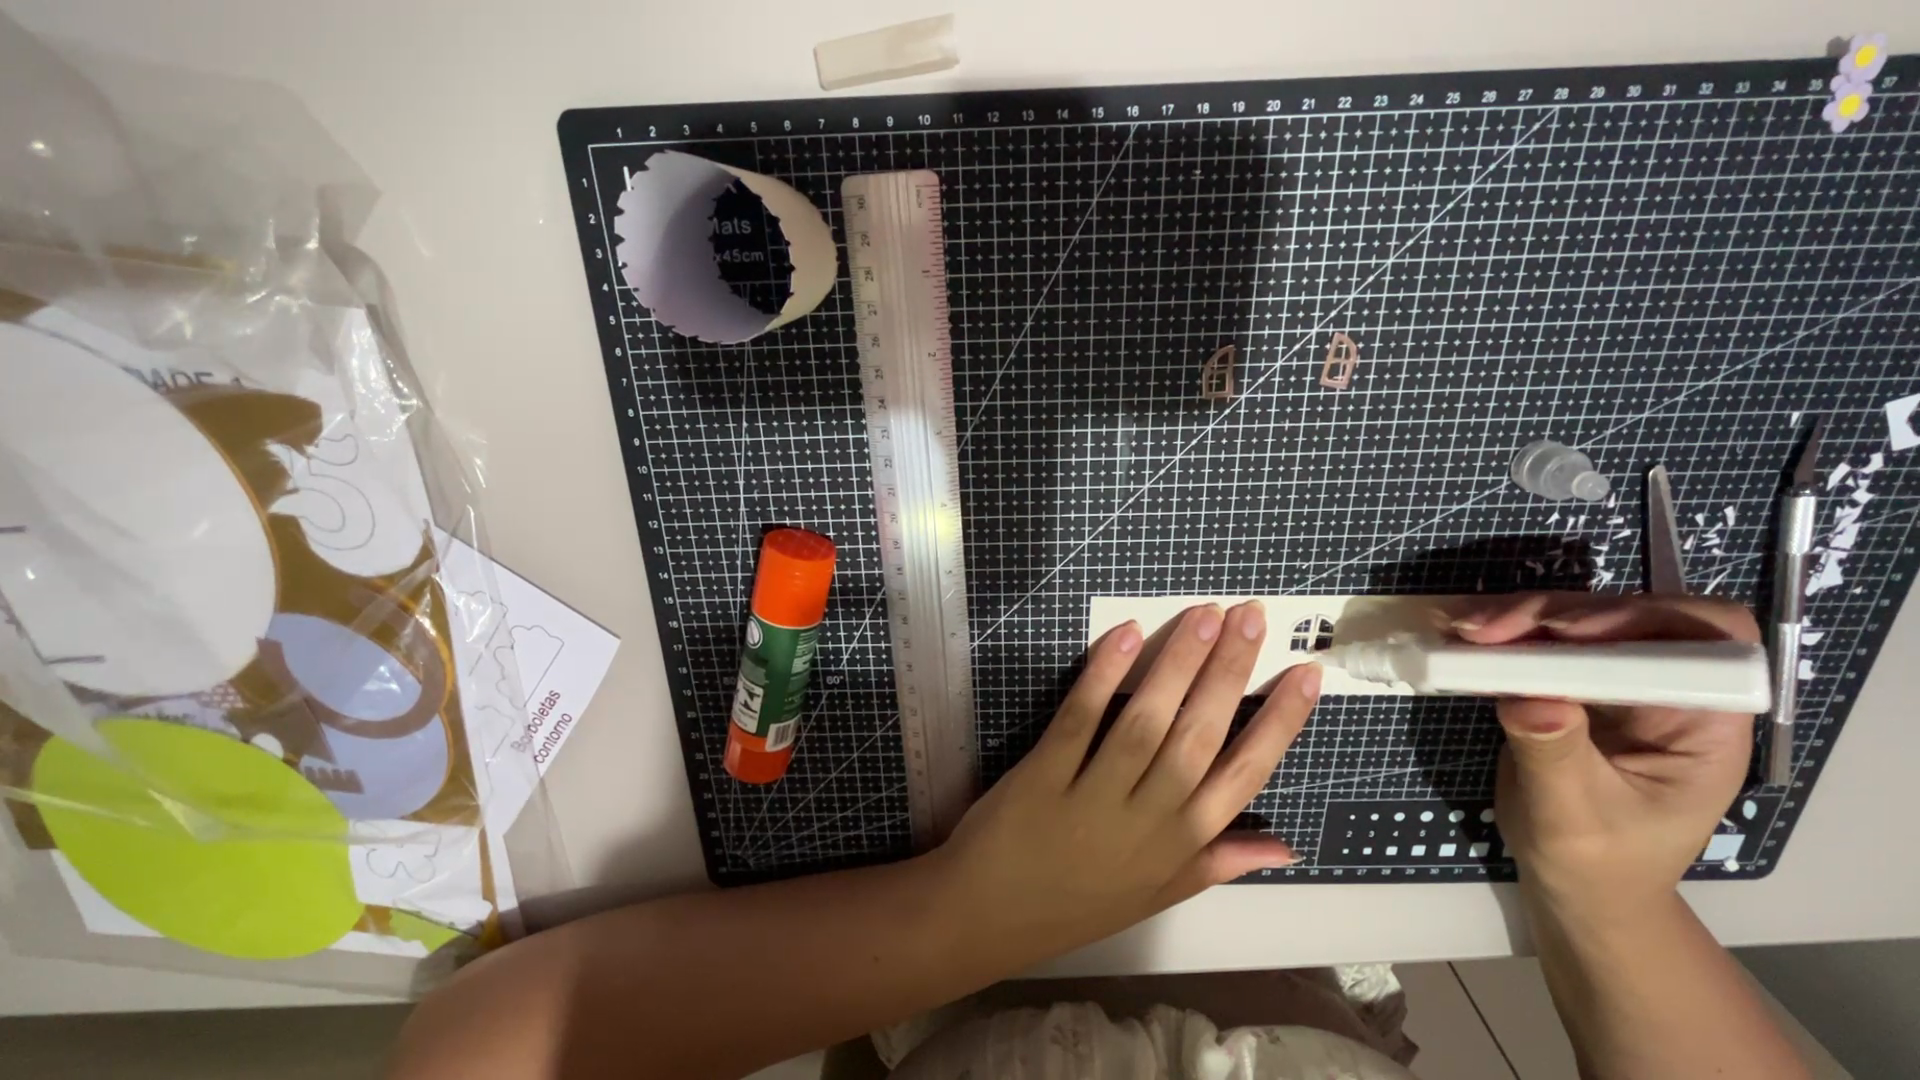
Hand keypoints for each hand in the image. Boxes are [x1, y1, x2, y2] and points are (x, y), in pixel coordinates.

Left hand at [934, 601, 1321, 960]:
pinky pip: (1079, 720)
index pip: (1245, 774)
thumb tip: (1286, 846)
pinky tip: (1125, 635)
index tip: (1304, 673)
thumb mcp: (1157, 892)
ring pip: (1146, 722)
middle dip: (1231, 673)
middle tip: (1251, 615)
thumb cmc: (1078, 902)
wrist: (988, 917)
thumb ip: (1217, 861)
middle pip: (1200, 735)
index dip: (1279, 723)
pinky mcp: (1042, 775)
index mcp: (1181, 843)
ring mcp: (1094, 797)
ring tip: (1203, 615)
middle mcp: (1148, 819)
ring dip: (1177, 665)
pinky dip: (1103, 677)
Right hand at [1455, 593, 1760, 916]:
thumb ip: (1555, 757)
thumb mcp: (1574, 819)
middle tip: (1485, 629)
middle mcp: (1667, 690)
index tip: (1565, 632)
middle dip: (1557, 614)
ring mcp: (1615, 684)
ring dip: (1519, 619)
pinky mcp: (1569, 685)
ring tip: (1462, 631)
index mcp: (1703, 722)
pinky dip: (1500, 635)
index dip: (1643, 618)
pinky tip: (1459, 639)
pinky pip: (1540, 643)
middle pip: (1629, 616)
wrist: (1577, 885)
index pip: (1705, 639)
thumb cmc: (1597, 864)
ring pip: (1577, 621)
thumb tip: (1531, 701)